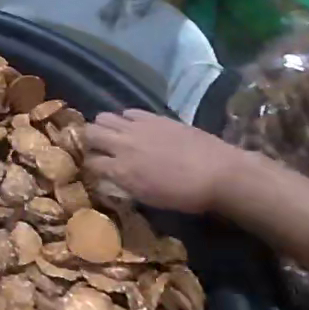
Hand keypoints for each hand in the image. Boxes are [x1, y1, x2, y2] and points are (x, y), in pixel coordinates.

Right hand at [87, 110, 253, 214]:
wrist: (220, 174)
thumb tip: (111, 178)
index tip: (93, 169)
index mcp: (120, 170)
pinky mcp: (154, 117)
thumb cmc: (185, 195)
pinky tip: (135, 128)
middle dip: (89, 140)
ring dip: (104, 126)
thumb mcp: (147, 197)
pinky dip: (126, 119)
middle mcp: (123, 145)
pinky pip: (128, 112)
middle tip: (97, 148)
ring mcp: (138, 128)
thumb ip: (124, 184)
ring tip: (113, 135)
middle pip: (89, 132)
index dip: (88, 165)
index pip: (89, 162)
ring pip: (104, 117)